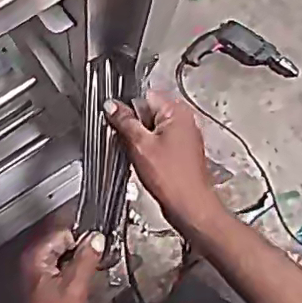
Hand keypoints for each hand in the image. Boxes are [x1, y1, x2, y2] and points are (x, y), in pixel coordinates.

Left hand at [19, 228, 101, 302]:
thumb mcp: (76, 287)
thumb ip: (87, 259)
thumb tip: (97, 237)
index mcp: (37, 256)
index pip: (64, 233)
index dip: (81, 242)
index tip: (95, 254)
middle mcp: (33, 261)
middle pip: (64, 244)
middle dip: (81, 253)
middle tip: (93, 268)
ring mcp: (37, 273)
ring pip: (65, 258)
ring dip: (79, 265)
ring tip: (86, 281)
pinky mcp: (44, 285)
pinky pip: (62, 270)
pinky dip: (73, 275)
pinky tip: (79, 289)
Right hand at [105, 92, 224, 232]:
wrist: (189, 206)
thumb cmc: (172, 178)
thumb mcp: (140, 145)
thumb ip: (124, 122)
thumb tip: (112, 106)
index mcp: (177, 112)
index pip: (144, 96)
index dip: (127, 108)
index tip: (118, 120)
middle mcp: (184, 120)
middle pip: (148, 112)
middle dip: (135, 127)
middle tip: (131, 144)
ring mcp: (184, 136)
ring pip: (152, 130)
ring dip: (141, 141)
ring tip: (142, 157)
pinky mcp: (182, 152)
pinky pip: (159, 143)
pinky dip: (150, 151)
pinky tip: (149, 164)